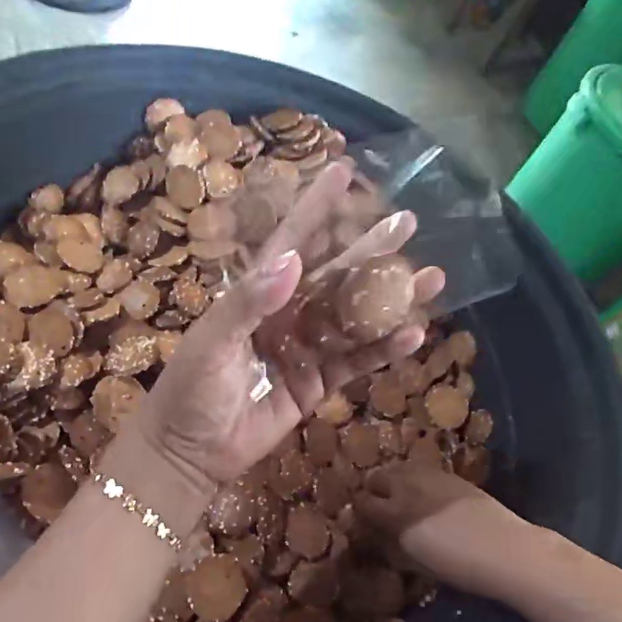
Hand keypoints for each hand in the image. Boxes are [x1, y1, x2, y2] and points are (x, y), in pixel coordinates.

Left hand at [128, 163, 443, 488]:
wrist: (190, 452)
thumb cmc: (189, 390)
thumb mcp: (212, 341)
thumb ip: (249, 302)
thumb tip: (293, 260)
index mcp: (258, 294)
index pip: (292, 241)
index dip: (317, 206)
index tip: (344, 169)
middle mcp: (287, 313)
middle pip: (336, 275)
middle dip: (371, 250)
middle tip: (409, 222)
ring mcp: (306, 348)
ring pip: (355, 317)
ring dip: (391, 300)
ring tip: (431, 279)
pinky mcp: (319, 383)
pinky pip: (356, 361)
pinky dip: (384, 349)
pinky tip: (414, 334)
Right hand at [356, 462, 543, 599]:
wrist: (505, 550)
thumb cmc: (458, 567)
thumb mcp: (416, 560)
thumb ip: (393, 542)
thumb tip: (379, 534)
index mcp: (395, 513)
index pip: (362, 503)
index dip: (360, 511)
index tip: (363, 520)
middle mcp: (407, 487)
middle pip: (377, 477)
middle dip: (373, 489)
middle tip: (379, 504)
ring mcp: (429, 476)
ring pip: (398, 467)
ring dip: (393, 479)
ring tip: (399, 493)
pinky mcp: (449, 474)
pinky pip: (420, 468)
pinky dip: (414, 476)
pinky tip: (423, 490)